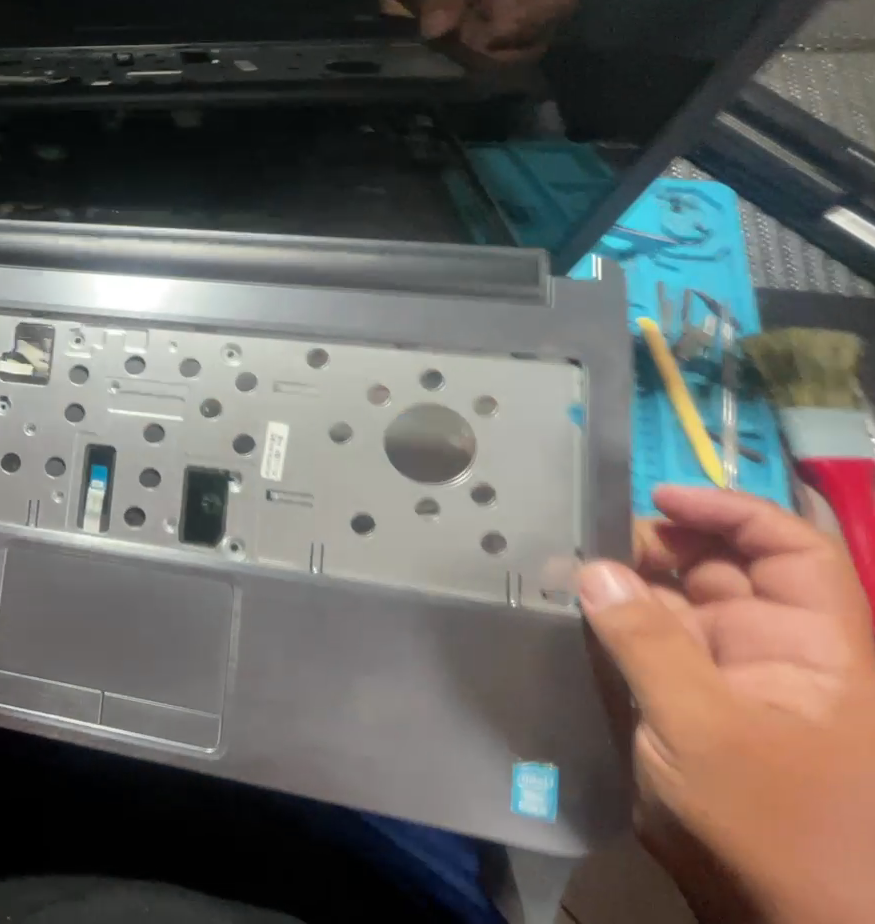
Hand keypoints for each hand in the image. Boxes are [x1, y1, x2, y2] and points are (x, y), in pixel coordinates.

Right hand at [579, 486, 874, 923]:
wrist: (793, 918)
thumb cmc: (778, 822)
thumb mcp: (706, 728)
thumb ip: (647, 642)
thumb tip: (592, 567)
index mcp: (820, 647)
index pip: (791, 550)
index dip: (731, 511)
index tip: (654, 496)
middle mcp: (779, 652)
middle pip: (725, 570)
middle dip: (657, 545)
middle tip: (579, 537)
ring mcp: (733, 681)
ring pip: (679, 606)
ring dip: (625, 583)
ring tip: (559, 568)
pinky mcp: (691, 707)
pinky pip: (650, 645)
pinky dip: (612, 622)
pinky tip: (566, 610)